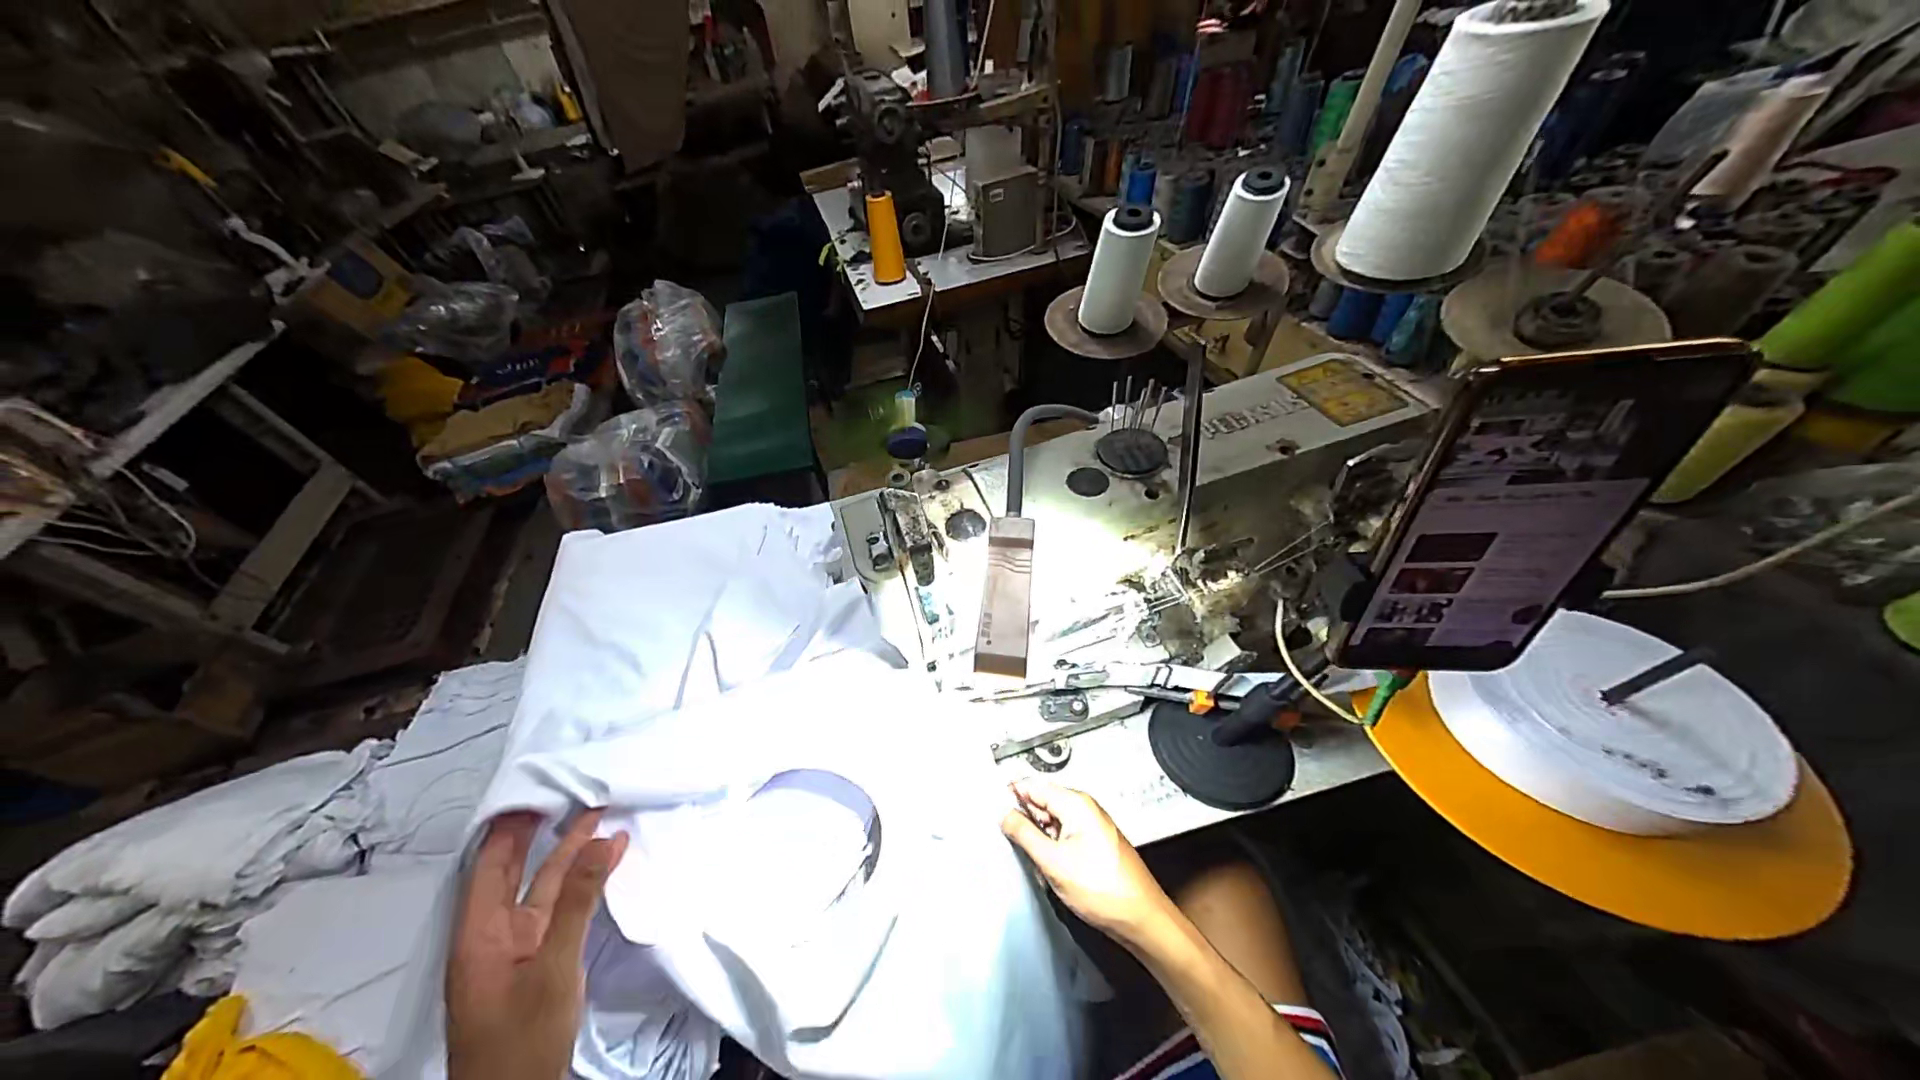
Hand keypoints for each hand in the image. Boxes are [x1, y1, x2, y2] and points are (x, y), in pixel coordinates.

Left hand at [446, 809, 628, 1079]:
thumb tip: (601, 841)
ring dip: (571, 854)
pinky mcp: (538, 958)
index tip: (533, 790)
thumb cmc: (522, 1037)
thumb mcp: (553, 967)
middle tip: (568, 792)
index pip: (488, 864)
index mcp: (478, 933)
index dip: (507, 827)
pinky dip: (581, 882)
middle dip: (540, 832)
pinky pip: (559, 908)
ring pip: (543, 887)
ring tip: (601, 816)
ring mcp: (517, 946)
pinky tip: (604, 860)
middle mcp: (493, 933)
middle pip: (514, 871)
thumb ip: (577, 901)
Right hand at [1000, 779, 1177, 946]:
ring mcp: (1091, 825)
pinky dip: (1053, 851)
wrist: (1141, 918)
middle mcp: (1085, 808)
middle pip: (1042, 802)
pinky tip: (1054, 872)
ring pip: (1052, 822)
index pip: (1033, 785)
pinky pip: (1064, 837)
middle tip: (1020, 847)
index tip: (994, 808)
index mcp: (1075, 803)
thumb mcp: (1052, 862)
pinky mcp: (1094, 843)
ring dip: (1040, 841)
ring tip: (1042, 866)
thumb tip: (1005, 814)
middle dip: (1026, 823)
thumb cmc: (1104, 890)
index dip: (1011, 795)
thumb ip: (1023, 833)